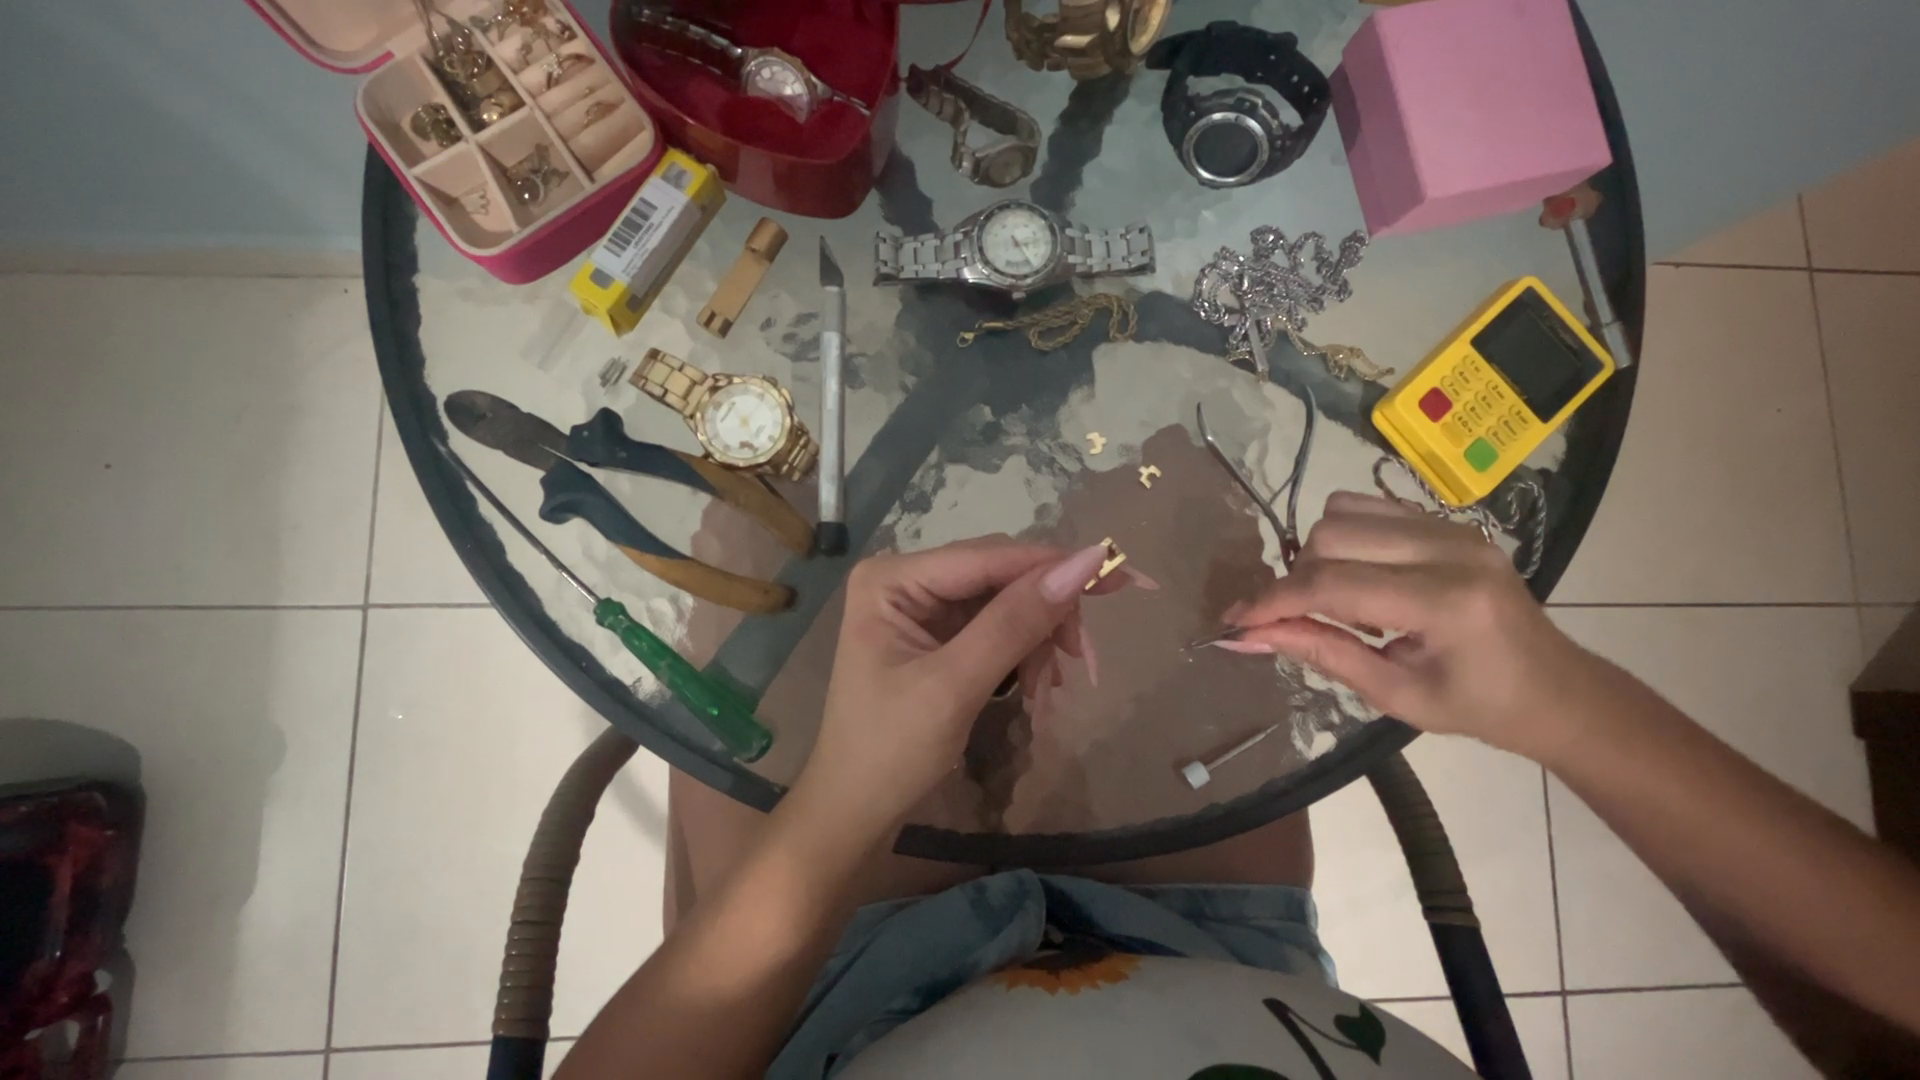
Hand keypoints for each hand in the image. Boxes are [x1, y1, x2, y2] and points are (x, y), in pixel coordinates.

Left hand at [794, 539, 1118, 837]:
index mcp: (893, 578)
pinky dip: (1025, 657)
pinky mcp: (939, 635)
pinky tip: (1037, 690)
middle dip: (1048, 615)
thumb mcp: (955, 686)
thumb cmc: (891, 751)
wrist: (856, 810)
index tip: (1119, 576)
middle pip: (1002, 576)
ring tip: (1049, 694)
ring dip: (1039, 643)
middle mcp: (907, 579)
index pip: (989, 557)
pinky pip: (999, 629)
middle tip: (1084, 659)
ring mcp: (923, 607)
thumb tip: (1084, 563)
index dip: (1055, 565)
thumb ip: (1016, 623)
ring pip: (1009, 603)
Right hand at [1220, 492, 1604, 758]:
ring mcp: (1453, 527)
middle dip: (1298, 579)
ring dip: (1320, 554)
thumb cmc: (1478, 707)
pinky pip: (1367, 507)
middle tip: (1304, 621)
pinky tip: (1359, 576)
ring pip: (1343, 512)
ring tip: (1338, 599)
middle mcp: (1451, 549)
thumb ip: (1320, 653)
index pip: (1333, 585)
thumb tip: (1246, 637)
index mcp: (1446, 603)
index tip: (1234, 622)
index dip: (1273, 602)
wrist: (1557, 690)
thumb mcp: (1394, 695)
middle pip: (1331, 537)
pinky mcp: (1449, 521)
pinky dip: (1344, 537)